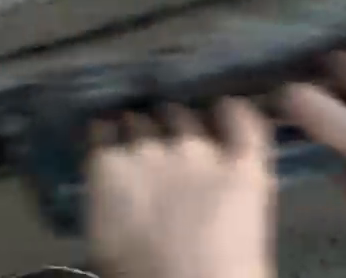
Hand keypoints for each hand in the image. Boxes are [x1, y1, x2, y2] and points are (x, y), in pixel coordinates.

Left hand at [86, 98, 276, 277]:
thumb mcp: (245, 232)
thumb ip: (227, 192)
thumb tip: (210, 185)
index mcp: (243, 174)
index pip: (239, 116)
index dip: (224, 112)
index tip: (216, 116)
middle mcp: (193, 149)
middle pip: (176, 112)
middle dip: (170, 125)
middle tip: (163, 145)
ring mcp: (145, 149)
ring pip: (135, 118)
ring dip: (133, 129)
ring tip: (129, 148)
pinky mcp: (105, 157)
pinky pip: (100, 129)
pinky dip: (102, 134)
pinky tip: (102, 147)